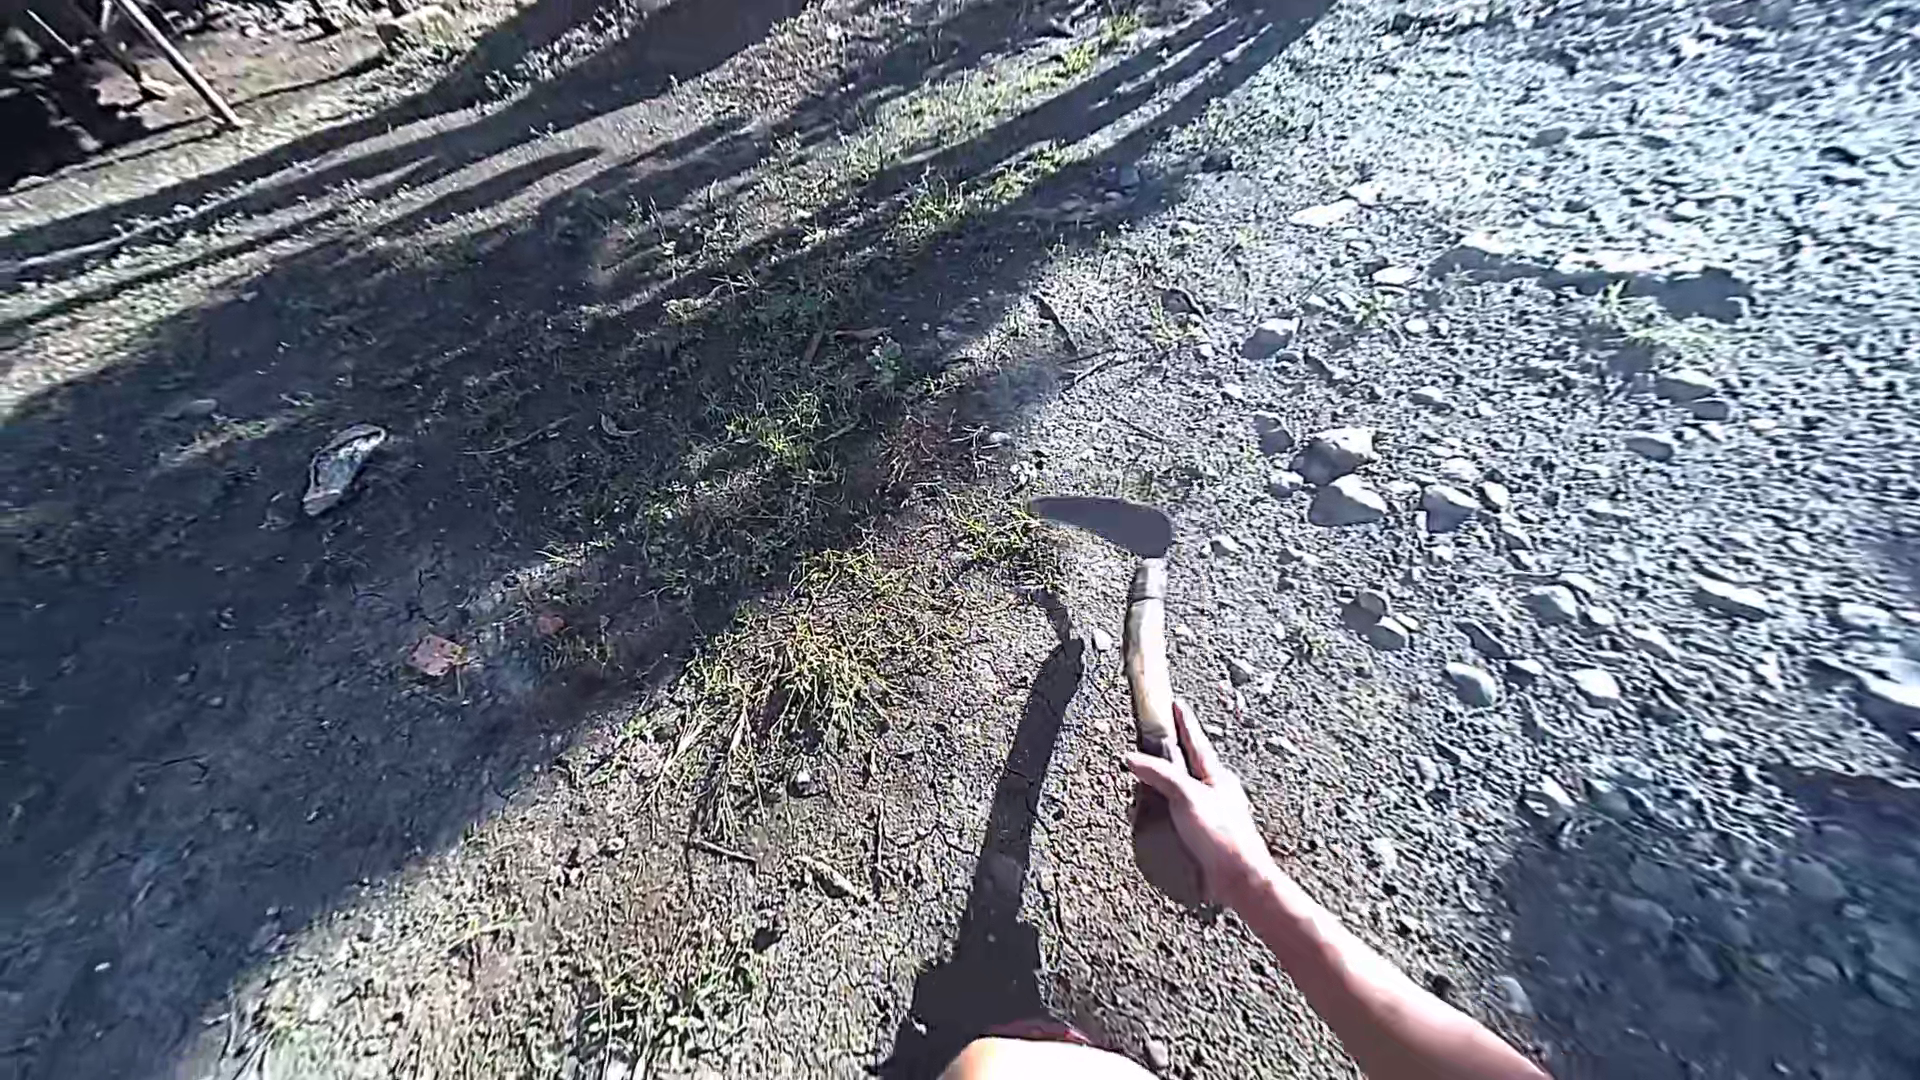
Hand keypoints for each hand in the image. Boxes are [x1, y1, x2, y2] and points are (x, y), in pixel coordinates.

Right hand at [1125, 700, 1278, 907]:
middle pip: (1186, 763)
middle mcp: (1214, 790)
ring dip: (1163, 786)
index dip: (1184, 720)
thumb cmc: (1223, 837)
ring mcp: (1209, 811)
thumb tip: (1131, 758)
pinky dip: (1163, 810)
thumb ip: (1159, 774)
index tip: (1175, 703)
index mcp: (1215, 775)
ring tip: (1146, 787)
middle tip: (1152, 742)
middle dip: (1169, 753)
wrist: (1242, 882)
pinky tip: (1155, 818)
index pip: (1195, 739)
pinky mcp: (1202, 833)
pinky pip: (1178, 812)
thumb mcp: (1187, 796)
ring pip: (1180, 788)